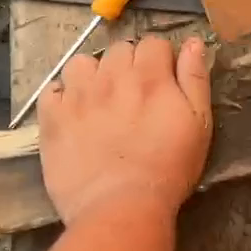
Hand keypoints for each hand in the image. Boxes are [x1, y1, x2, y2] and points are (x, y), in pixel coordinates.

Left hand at [37, 35, 213, 223]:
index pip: (154, 43)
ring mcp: (78, 96)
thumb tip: (193, 42)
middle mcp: (112, 77)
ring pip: (82, 62)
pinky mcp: (52, 118)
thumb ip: (195, 78)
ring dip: (93, 75)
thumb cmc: (169, 168)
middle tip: (135, 95)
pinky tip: (73, 114)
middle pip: (119, 49)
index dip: (161, 59)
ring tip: (100, 100)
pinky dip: (62, 97)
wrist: (122, 208)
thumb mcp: (199, 123)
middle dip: (129, 65)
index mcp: (150, 76)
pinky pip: (52, 90)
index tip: (164, 80)